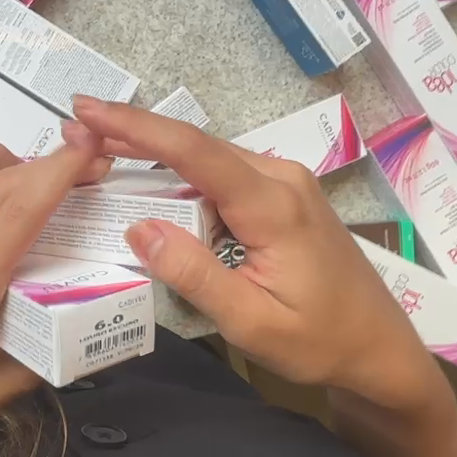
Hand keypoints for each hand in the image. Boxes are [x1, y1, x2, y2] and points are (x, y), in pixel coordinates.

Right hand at [66, 96, 440, 409]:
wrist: (379, 347)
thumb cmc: (319, 341)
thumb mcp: (250, 322)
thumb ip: (194, 274)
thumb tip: (138, 227)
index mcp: (272, 204)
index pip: (193, 150)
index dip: (135, 126)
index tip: (88, 109)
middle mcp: (279, 178)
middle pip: (195, 145)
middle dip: (132, 134)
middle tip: (76, 132)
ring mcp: (284, 183)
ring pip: (206, 158)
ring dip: (154, 155)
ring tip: (101, 154)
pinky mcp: (281, 196)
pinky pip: (221, 176)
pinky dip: (180, 176)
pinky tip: (152, 185)